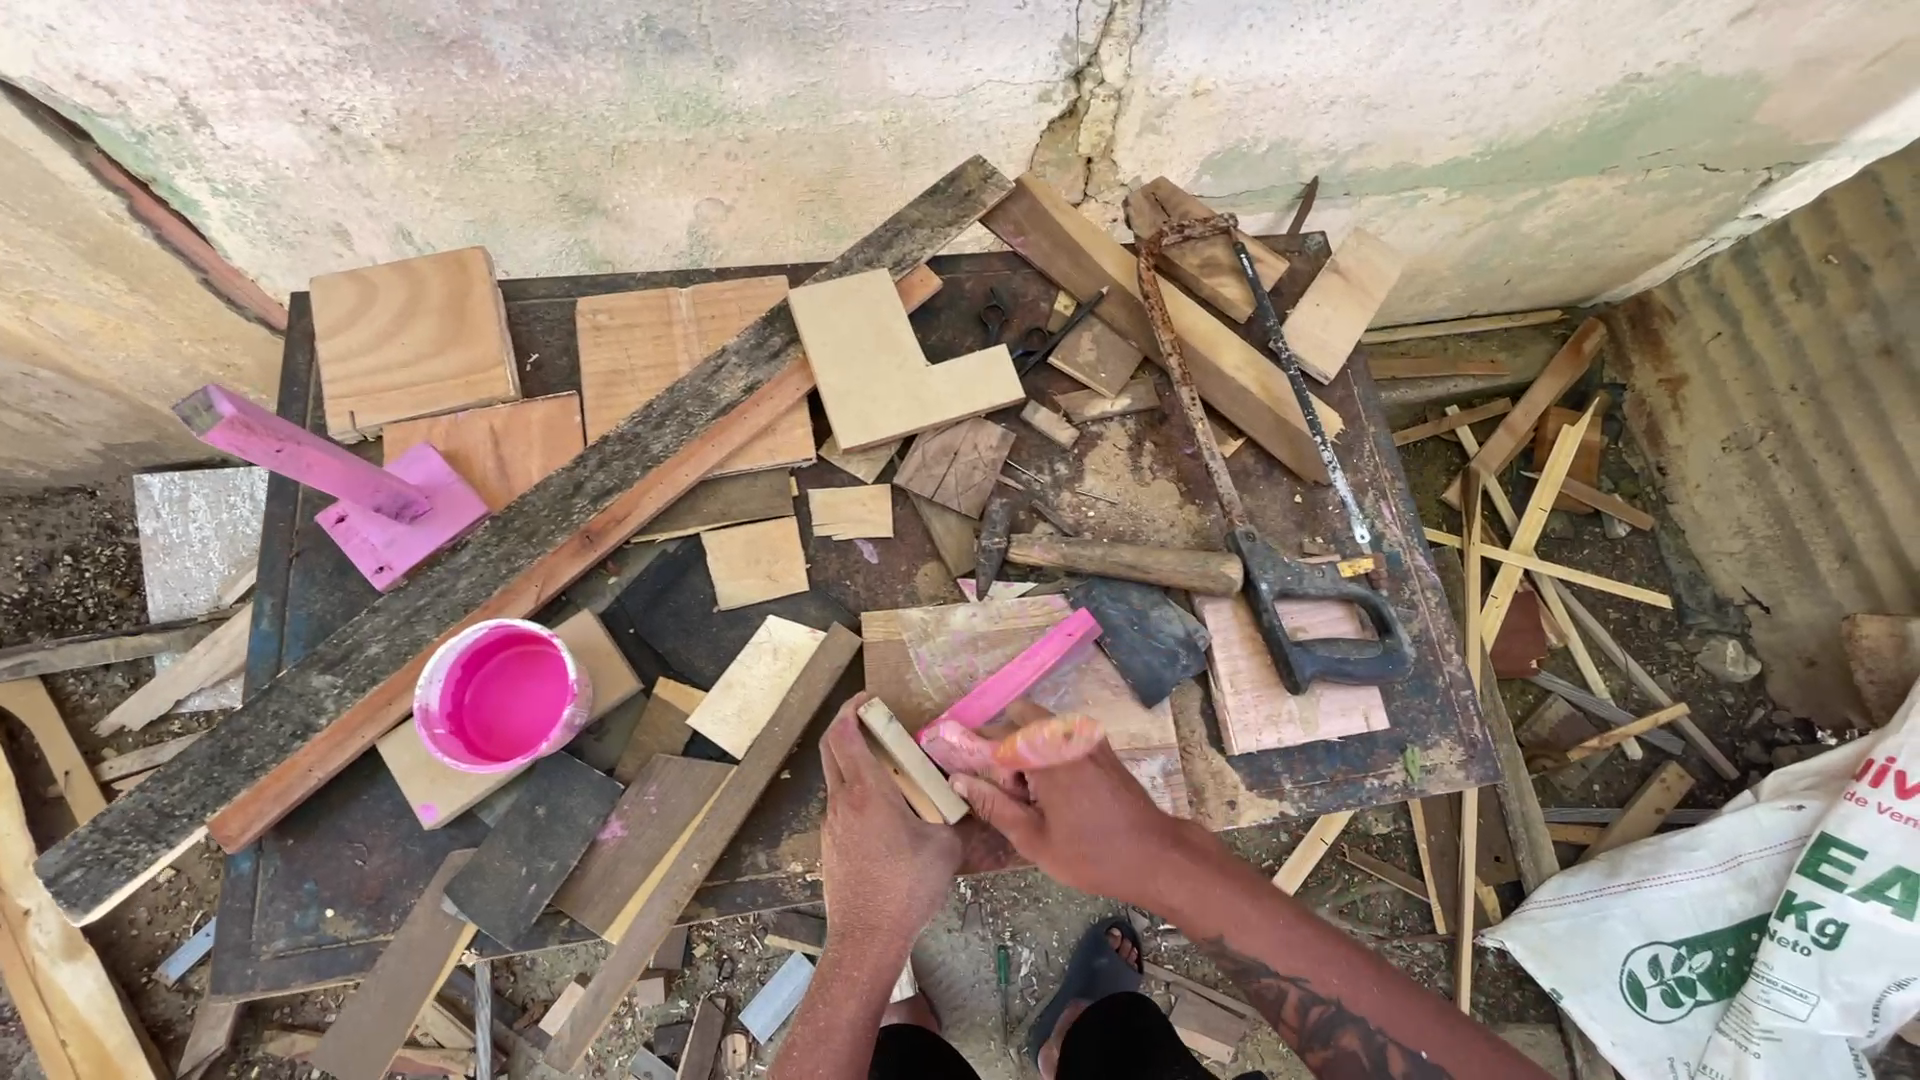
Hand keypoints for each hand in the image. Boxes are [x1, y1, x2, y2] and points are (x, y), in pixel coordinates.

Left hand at [818, 693, 963, 949]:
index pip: (844, 734)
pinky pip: (840, 803)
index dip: (851, 708)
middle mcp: (841, 801)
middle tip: (873, 718)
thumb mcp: (945, 847)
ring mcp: (831, 824)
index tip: (869, 698)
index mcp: (866, 791)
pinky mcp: (831, 844)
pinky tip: (885, 809)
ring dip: (853, 760)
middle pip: (829, 748)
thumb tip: (970, 799)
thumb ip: (957, 817)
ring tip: (890, 767)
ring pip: (834, 777)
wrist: (867, 938)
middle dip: (846, 725)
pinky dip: (856, 789)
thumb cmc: (906, 887)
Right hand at [951, 737, 1201, 911]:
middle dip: (1004, 743)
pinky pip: (1060, 734)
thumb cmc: (1091, 854)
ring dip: (1027, 747)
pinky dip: (1047, 751)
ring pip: (1040, 723)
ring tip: (1034, 795)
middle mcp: (1065, 733)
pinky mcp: (1100, 746)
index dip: (974, 752)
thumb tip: (959, 781)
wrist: (1155, 855)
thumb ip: (994, 805)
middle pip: (1018, 715)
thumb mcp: (1033, 839)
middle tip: (1011, 787)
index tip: (964, 772)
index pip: (993, 735)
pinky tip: (1055, 792)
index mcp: (1045, 753)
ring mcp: (1086, 737)